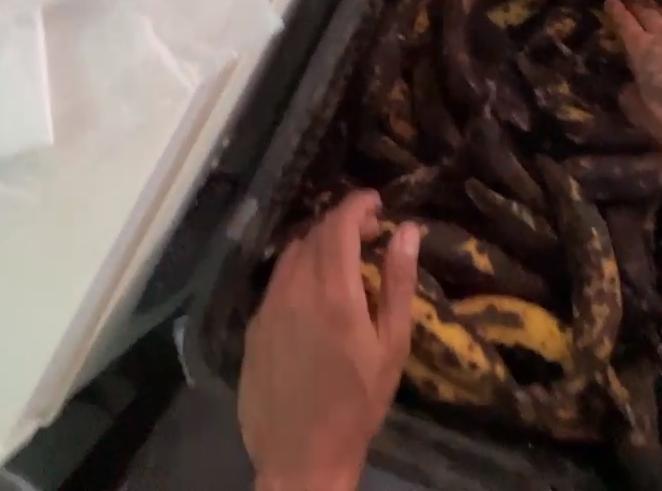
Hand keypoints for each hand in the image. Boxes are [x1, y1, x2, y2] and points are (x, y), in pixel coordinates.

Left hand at [240, 190, 421, 490]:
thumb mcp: (392, 344)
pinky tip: (315, 290)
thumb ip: (398, 281)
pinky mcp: (254, 327)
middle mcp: (295, 290)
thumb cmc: (358, 402)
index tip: (377, 202)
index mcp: (334, 292)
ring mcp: (269, 308)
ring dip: (319, 243)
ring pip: (292, 254)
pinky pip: (277, 281)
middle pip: (315, 233)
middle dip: (343, 222)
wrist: (301, 458)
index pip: (340, 224)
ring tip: (344, 256)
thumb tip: (407, 230)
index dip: (358, 204)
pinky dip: (299, 269)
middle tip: (369, 232)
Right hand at [607, 0, 661, 166]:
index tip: (610, 0)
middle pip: (648, 12)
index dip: (616, 11)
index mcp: (642, 49)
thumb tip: (628, 86)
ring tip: (656, 9)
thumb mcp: (640, 113)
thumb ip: (630, 96)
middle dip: (637, 3)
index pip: (625, 23)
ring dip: (661, 10)